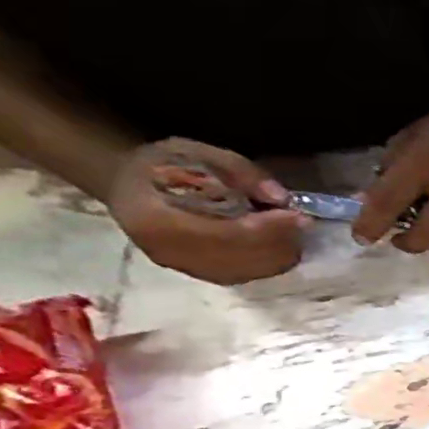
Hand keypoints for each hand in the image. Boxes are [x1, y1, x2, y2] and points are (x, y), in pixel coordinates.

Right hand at [107, 139, 308, 284]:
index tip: (298, 215)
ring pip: (248, 270)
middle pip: (241, 257)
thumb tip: (281, 198)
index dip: (268, 228)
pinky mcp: (198, 273)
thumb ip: (240, 172)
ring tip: (292, 230)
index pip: (225, 234)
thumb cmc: (161, 165)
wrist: (127, 184)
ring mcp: (183, 267)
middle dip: (279, 240)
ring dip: (278, 252)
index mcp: (155, 220)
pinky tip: (280, 244)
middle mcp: (168, 252)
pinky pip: (244, 275)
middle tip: (301, 222)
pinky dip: (269, 262)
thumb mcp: (196, 153)